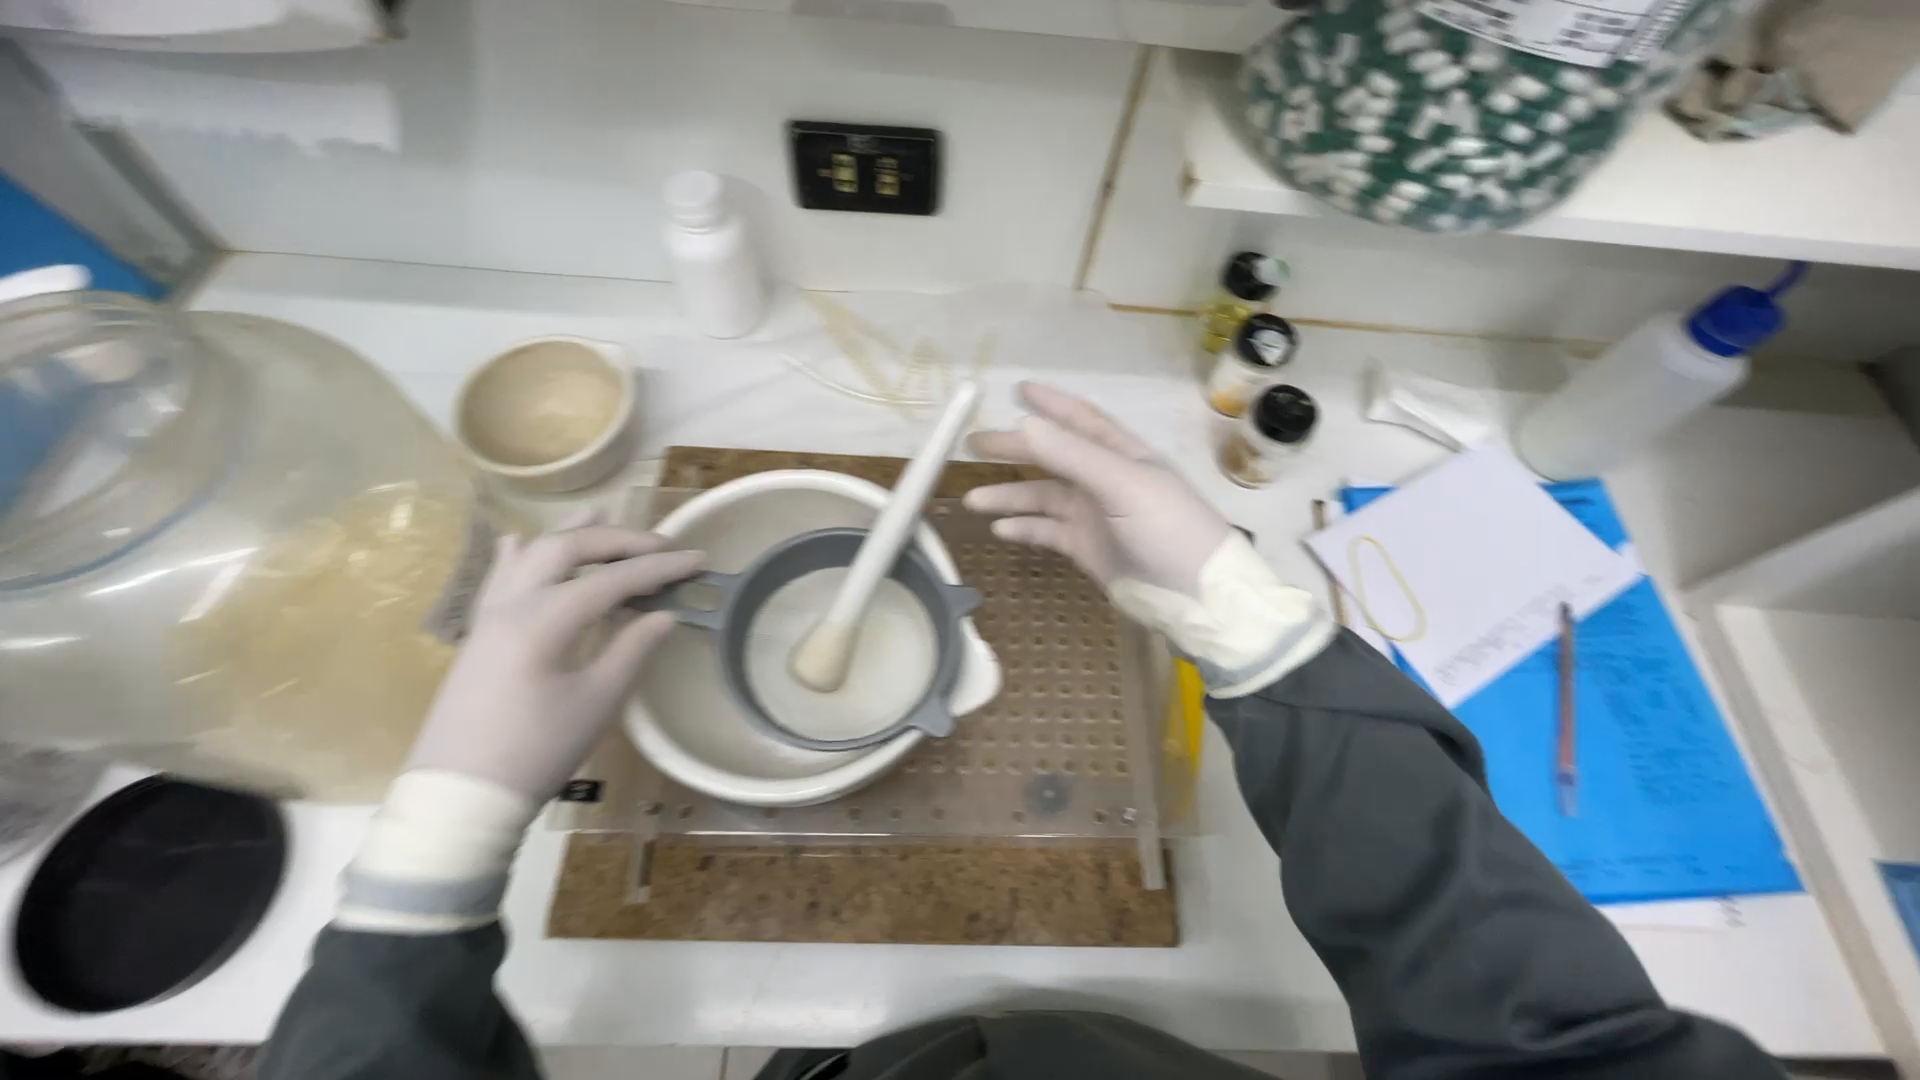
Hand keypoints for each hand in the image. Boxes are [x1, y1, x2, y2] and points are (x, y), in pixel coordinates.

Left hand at [405, 526, 704, 798]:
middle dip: (620, 540)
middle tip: (661, 544)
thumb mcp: (596, 702)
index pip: (614, 580)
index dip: (661, 568)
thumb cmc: (536, 751)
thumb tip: (663, 614)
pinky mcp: (480, 633)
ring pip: (531, 553)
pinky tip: (522, 541)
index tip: (699, 559)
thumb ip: (631, 648)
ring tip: (603, 515)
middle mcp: (513, 603)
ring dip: (572, 533)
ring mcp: (490, 616)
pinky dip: (520, 552)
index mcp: (544, 620)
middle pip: (569, 550)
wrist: (460, 795)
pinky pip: (500, 575)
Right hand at [963, 382, 1230, 596]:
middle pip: (1053, 456)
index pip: (1081, 420)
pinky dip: (1024, 528)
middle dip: (1015, 449)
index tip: (1017, 390)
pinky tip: (999, 529)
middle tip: (973, 445)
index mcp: (1122, 456)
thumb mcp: (1124, 486)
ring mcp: (1095, 515)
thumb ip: (1074, 456)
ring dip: (1010, 496)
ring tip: (972, 499)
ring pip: (1043, 497)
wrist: (1195, 596)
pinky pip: (1047, 531)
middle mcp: (1105, 480)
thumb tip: (1024, 423)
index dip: (1051, 404)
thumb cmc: (1169, 530)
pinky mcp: (1087, 548)